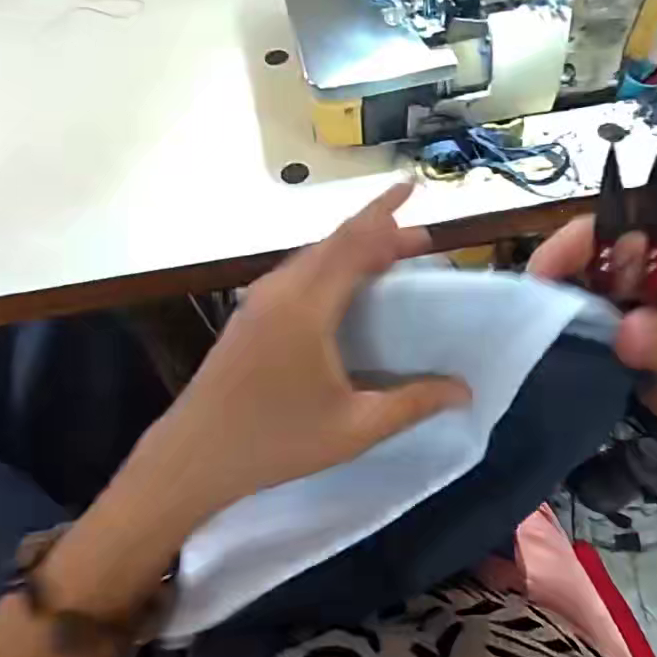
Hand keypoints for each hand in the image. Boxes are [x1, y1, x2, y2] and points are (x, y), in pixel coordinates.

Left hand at [117, 184, 471, 525]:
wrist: (192, 456)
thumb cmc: (275, 441)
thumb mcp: (355, 427)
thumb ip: (412, 404)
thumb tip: (463, 391)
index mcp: (306, 306)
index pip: (354, 243)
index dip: (387, 217)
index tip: (417, 199)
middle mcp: (279, 290)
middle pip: (333, 243)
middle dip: (377, 230)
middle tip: (418, 237)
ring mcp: (257, 301)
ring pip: (311, 257)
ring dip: (351, 249)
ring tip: (387, 257)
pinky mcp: (247, 316)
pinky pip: (296, 275)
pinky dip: (328, 267)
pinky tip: (342, 290)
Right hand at [528, 217, 656, 458]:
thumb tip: (625, 332)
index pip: (610, 232)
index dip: (571, 245)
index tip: (539, 278)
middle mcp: (639, 279)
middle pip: (582, 264)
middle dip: (552, 282)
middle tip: (522, 316)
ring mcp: (625, 314)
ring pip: (575, 300)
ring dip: (552, 316)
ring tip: (525, 338)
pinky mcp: (614, 348)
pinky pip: (579, 337)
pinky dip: (560, 345)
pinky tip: (543, 359)